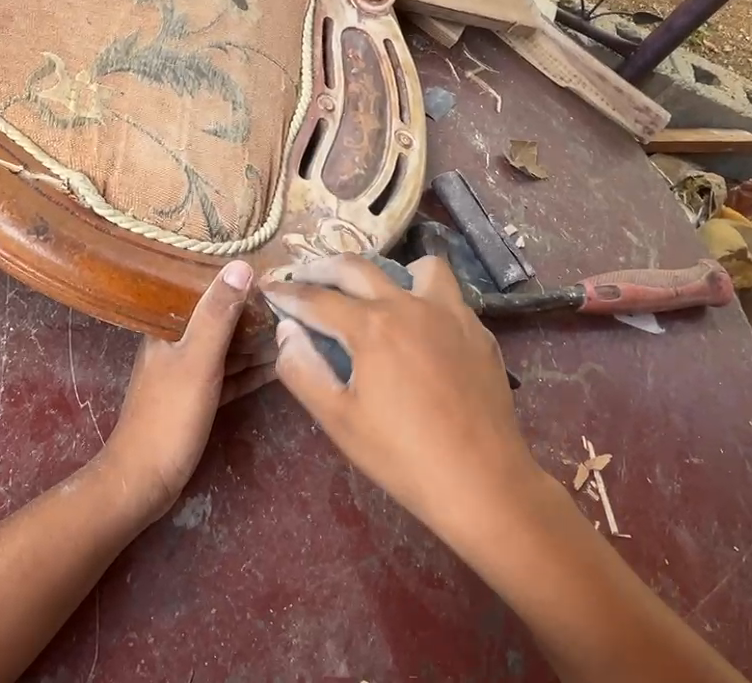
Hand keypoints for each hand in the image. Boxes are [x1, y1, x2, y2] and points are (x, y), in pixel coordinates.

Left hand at [96, 260, 270, 522]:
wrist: (143, 480)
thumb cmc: (169, 415)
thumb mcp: (198, 360)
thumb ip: (218, 315)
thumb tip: (240, 264)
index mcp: (166, 328)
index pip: (203, 292)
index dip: (234, 281)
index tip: (272, 271)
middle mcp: (174, 345)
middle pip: (217, 320)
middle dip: (251, 313)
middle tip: (293, 302)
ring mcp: (185, 374)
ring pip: (225, 350)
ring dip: (254, 343)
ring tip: (294, 331)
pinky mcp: (196, 401)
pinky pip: (227, 377)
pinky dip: (249, 371)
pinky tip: (277, 367)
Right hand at [264, 255, 542, 538]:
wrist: (484, 483)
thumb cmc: (401, 455)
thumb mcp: (337, 419)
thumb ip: (301, 369)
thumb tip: (287, 330)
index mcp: (370, 326)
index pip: (315, 298)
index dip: (286, 293)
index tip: (268, 288)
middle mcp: (409, 306)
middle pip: (356, 268)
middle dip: (320, 268)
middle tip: (301, 277)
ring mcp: (451, 315)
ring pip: (417, 268)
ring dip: (387, 272)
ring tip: (375, 293)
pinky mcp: (479, 333)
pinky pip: (448, 297)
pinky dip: (425, 299)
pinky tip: (419, 331)